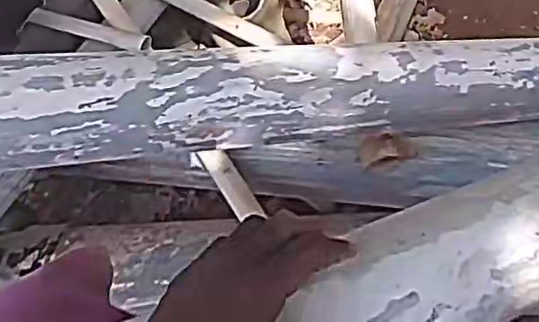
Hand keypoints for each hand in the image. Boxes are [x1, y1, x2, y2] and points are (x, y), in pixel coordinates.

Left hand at [149, 212, 351, 321]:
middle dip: (306, 229)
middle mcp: (241, 259)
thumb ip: (291, 312)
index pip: (308, 249)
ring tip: (287, 243)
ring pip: (254, 225)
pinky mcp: (193, 267)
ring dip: (275, 231)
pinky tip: (247, 259)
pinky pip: (228, 241)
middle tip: (322, 240)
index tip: (345, 248)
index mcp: (265, 279)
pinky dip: (245, 243)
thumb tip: (309, 307)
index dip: (332, 246)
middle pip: (282, 225)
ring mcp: (215, 258)